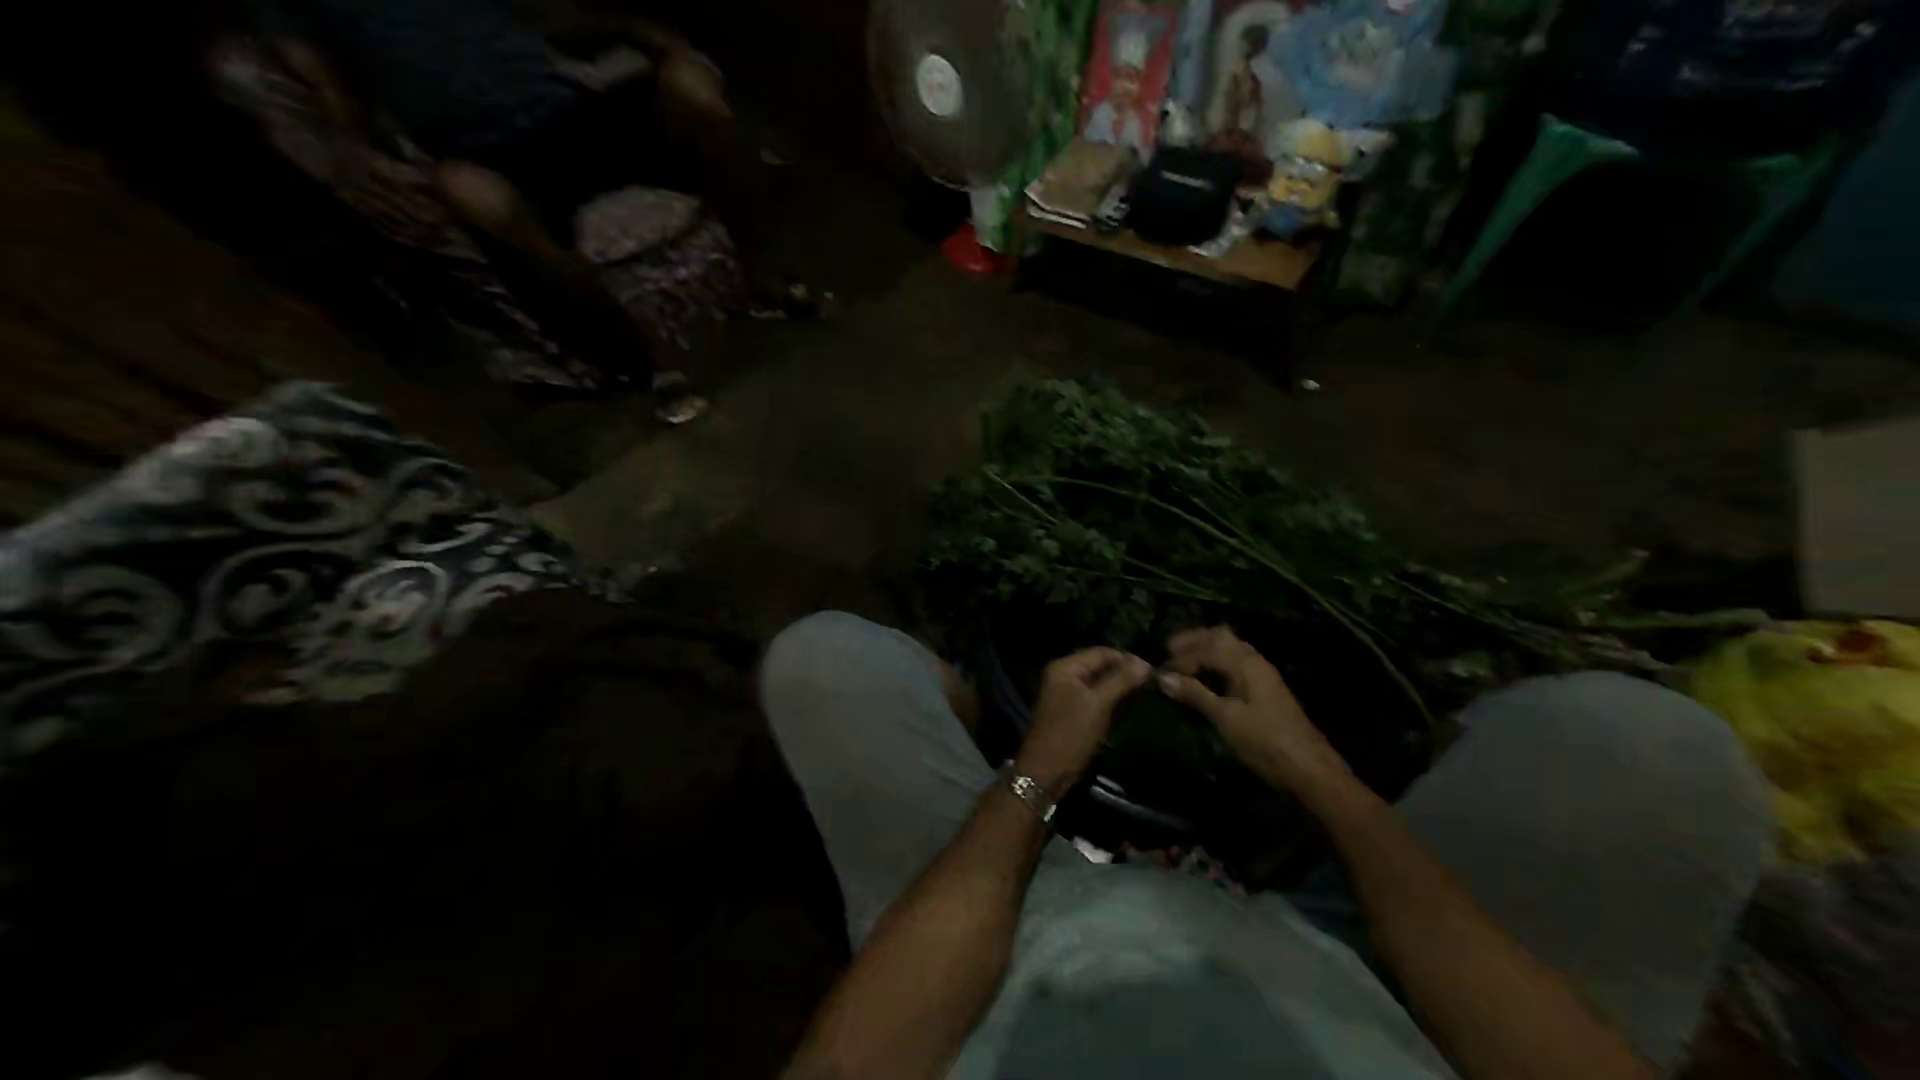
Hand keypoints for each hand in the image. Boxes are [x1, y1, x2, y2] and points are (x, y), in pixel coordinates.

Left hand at [1015, 648, 1151, 794]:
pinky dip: (1112, 699)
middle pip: (1100, 666)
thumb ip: (1121, 680)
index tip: (1153, 670)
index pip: (1101, 652)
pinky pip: (1096, 697)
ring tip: (1147, 692)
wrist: (1047, 771)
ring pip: (1100, 683)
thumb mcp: (1098, 704)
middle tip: (1153, 682)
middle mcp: (1064, 675)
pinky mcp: (1073, 711)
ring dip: (1120, 686)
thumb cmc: (1071, 733)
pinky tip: (1130, 705)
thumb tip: (1145, 663)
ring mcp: (1067, 694)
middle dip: (1124, 672)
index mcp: (1065, 667)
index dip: (1127, 659)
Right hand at [1157, 627, 1350, 795]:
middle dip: (1193, 641)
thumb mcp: (1226, 718)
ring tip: (1182, 663)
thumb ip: (1195, 694)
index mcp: (1246, 664)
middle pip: (1221, 637)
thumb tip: (1162, 677)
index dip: (1182, 657)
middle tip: (1169, 652)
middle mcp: (1255, 662)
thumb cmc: (1265, 741)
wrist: (1309, 769)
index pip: (1207, 647)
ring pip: (1230, 649)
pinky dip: (1216, 663)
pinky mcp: (1264, 690)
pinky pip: (1235, 663)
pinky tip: (1205, 677)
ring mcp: (1262, 675)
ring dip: (1205, 650)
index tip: (1161, 672)